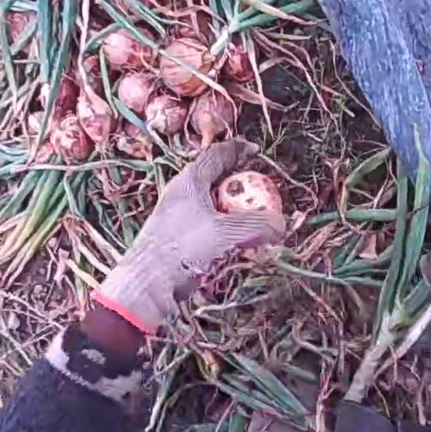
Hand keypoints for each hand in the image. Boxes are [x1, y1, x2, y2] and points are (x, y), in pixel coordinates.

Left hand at [95, 140, 284, 331]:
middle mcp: (182, 196)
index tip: (254, 150)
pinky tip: (238, 244)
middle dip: (237, 183)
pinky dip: (226, 231)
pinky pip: (209, 229)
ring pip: (212, 206)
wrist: (150, 282)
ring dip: (234, 211)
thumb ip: (256, 225)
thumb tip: (280, 225)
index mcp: (189, 182)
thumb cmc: (183, 246)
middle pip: (214, 180)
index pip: (215, 156)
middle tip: (258, 187)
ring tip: (253, 221)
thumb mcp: (225, 231)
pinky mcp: (180, 240)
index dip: (236, 150)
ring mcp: (179, 218)